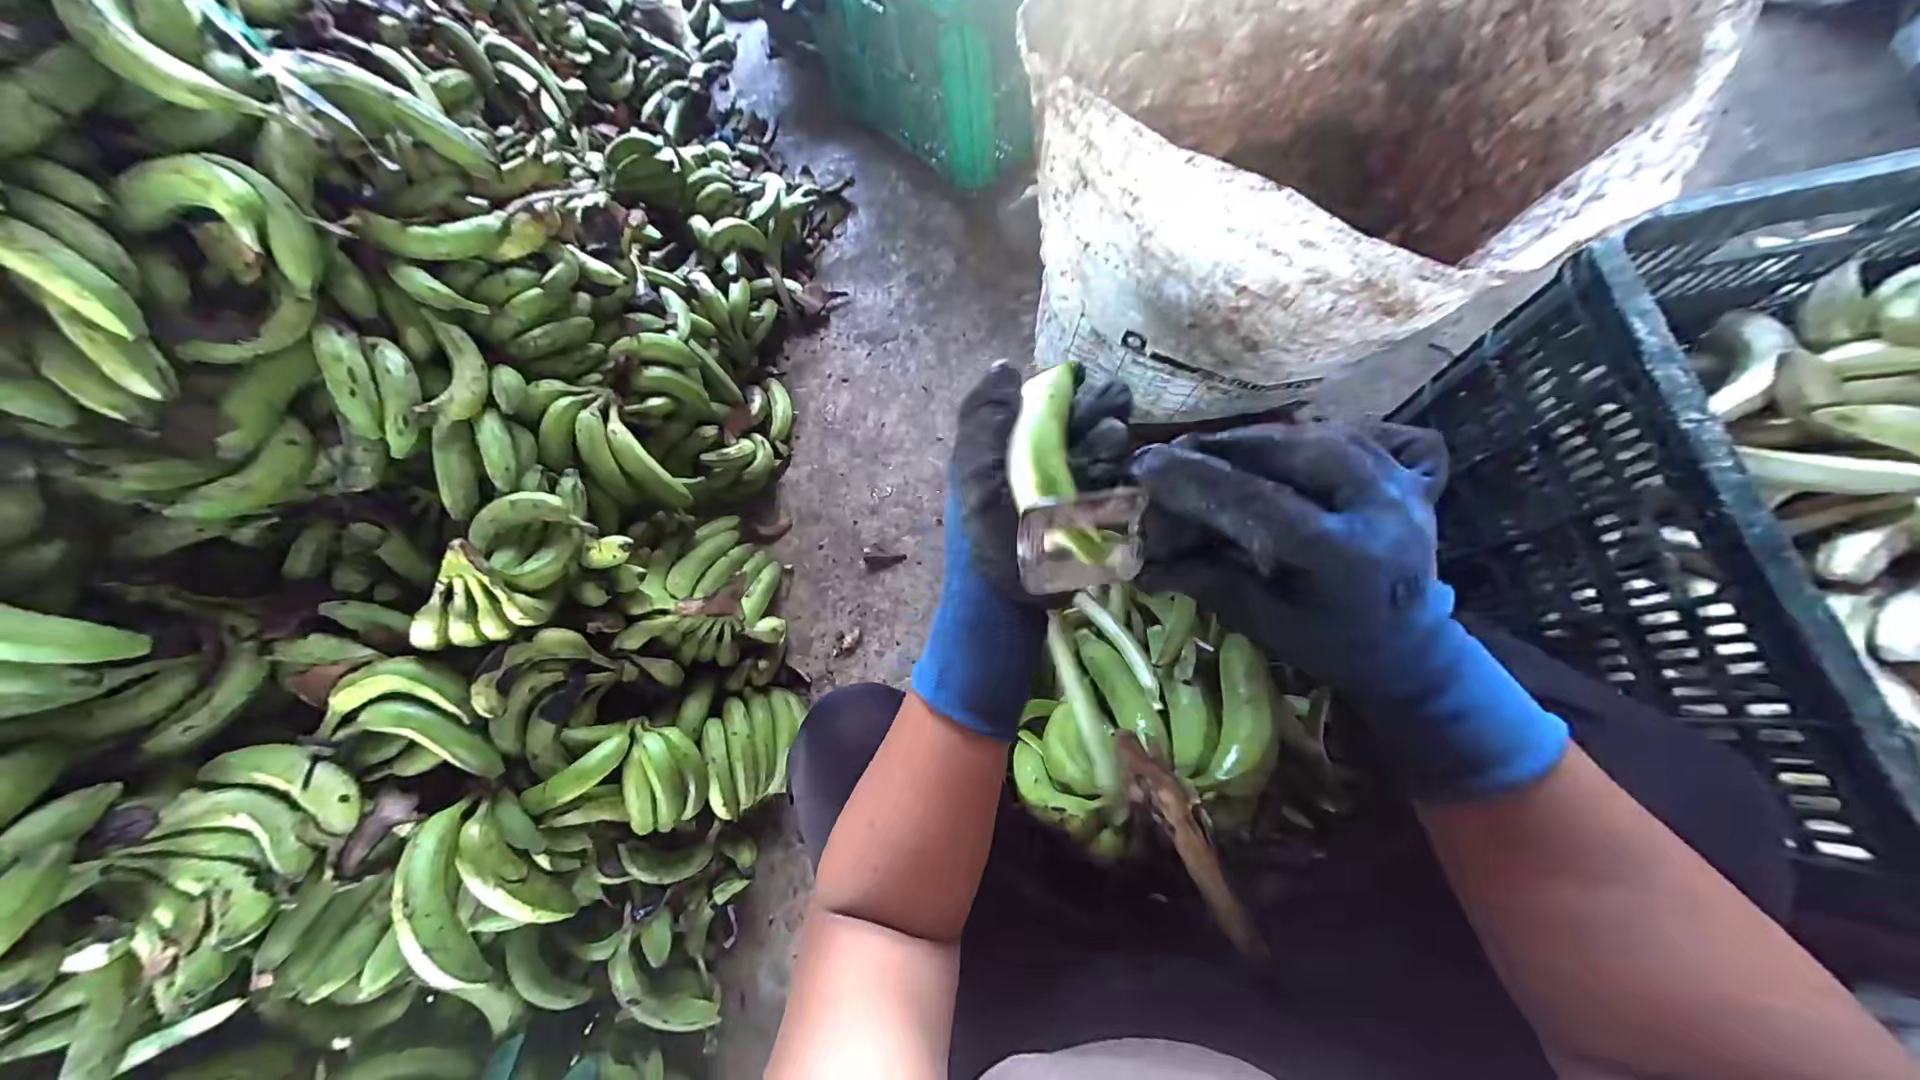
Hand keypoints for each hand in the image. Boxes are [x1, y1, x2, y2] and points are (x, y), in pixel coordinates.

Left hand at [913, 363, 1131, 739]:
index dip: (1072, 390)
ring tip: (1111, 445)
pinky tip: (1122, 470)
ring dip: (1113, 439)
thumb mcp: (971, 470)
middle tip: (1111, 414)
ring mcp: (1077, 488)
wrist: (1007, 595)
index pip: (1052, 402)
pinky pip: (1121, 483)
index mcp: (1016, 444)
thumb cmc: (983, 531)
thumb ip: (983, 416)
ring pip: (1109, 448)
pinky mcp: (1099, 516)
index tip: (1084, 386)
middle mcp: (1049, 461)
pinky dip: (1123, 472)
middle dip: (1102, 411)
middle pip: (1088, 420)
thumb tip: (1006, 366)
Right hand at [1132, 422, 1567, 799]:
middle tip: (1177, 452)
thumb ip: (1206, 580)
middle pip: (1294, 451)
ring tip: (1217, 447)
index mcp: (1346, 556)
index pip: (1260, 501)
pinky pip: (1365, 431)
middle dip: (1227, 447)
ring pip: (1325, 433)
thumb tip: (1141, 561)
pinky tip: (1286, 445)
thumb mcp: (1263, 622)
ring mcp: (1405, 486)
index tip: (1147, 465)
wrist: (1412, 649)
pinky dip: (1316, 432)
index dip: (1199, 479)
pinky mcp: (1413, 476)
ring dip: (1263, 436)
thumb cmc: (1331, 645)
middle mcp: (1383, 509)